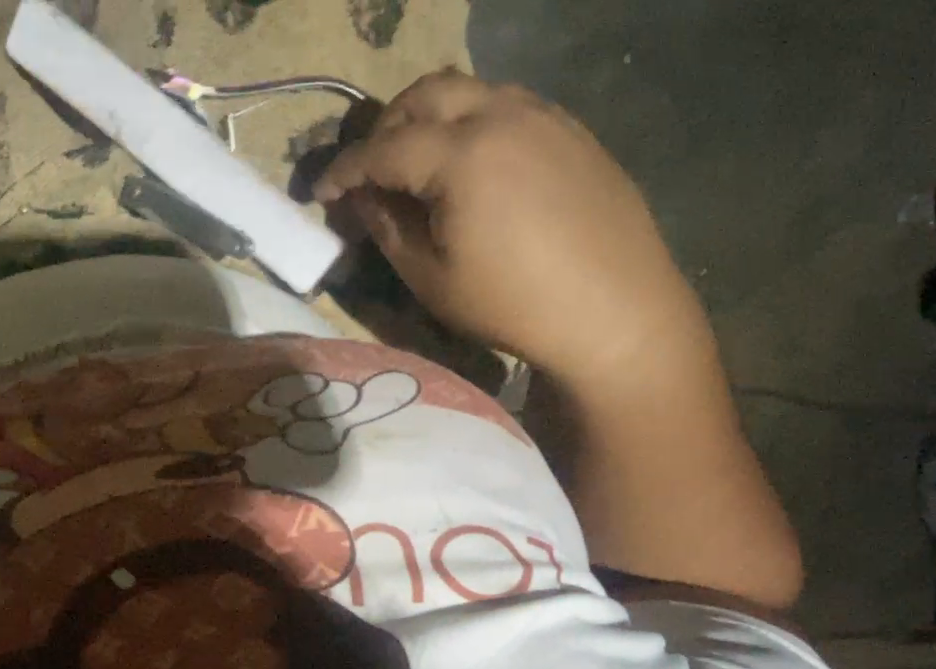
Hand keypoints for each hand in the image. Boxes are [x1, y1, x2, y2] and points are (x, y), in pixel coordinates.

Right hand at [315, 70, 709, 386]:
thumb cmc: (511, 304)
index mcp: (462, 154)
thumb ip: (387, 227)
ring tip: (416, 163)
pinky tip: (471, 166)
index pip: (383, 147)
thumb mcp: (430, 277)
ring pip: (469, 91)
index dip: (344, 170)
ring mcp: (544, 116)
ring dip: (429, 118)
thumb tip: (362, 197)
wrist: (615, 310)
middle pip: (425, 94)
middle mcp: (502, 115)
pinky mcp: (572, 130)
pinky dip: (472, 123)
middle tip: (368, 170)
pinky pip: (507, 106)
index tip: (320, 194)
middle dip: (385, 127)